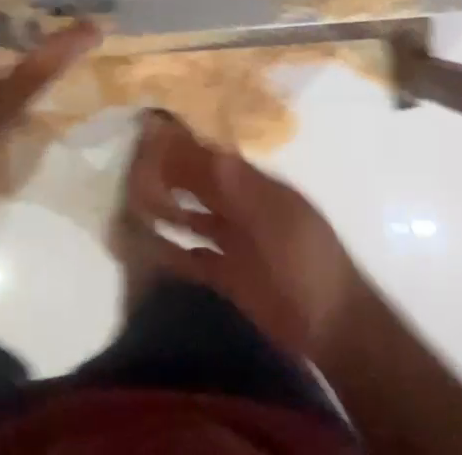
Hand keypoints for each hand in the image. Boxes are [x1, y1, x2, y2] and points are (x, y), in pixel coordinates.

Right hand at [121, 111, 360, 360]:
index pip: (216, 158)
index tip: (149, 134)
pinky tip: (145, 245)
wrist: (332, 327)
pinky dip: (171, 251)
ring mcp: (235, 243)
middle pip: (201, 185)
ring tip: (129, 201)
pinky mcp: (227, 276)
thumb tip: (206, 147)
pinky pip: (193, 258)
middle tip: (129, 166)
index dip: (185, 146)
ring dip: (166, 210)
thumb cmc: (307, 264)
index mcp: (259, 188)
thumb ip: (240, 186)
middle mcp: (244, 209)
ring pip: (194, 218)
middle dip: (169, 175)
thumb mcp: (276, 220)